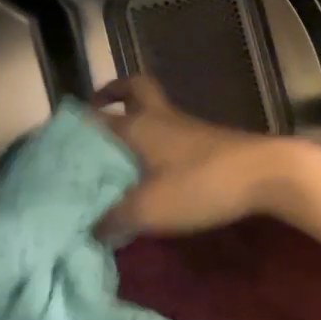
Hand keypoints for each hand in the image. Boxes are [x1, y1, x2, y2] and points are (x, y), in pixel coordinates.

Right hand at [93, 78, 299, 237]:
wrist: (267, 174)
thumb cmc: (200, 185)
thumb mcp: (147, 210)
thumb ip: (113, 219)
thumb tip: (91, 229)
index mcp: (137, 126)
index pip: (94, 118)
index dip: (73, 126)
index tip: (53, 140)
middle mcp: (160, 118)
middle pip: (134, 90)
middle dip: (113, 95)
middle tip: (98, 112)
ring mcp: (188, 127)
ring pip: (155, 112)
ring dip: (136, 124)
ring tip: (118, 155)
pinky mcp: (209, 142)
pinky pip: (172, 133)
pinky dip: (157, 144)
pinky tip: (152, 173)